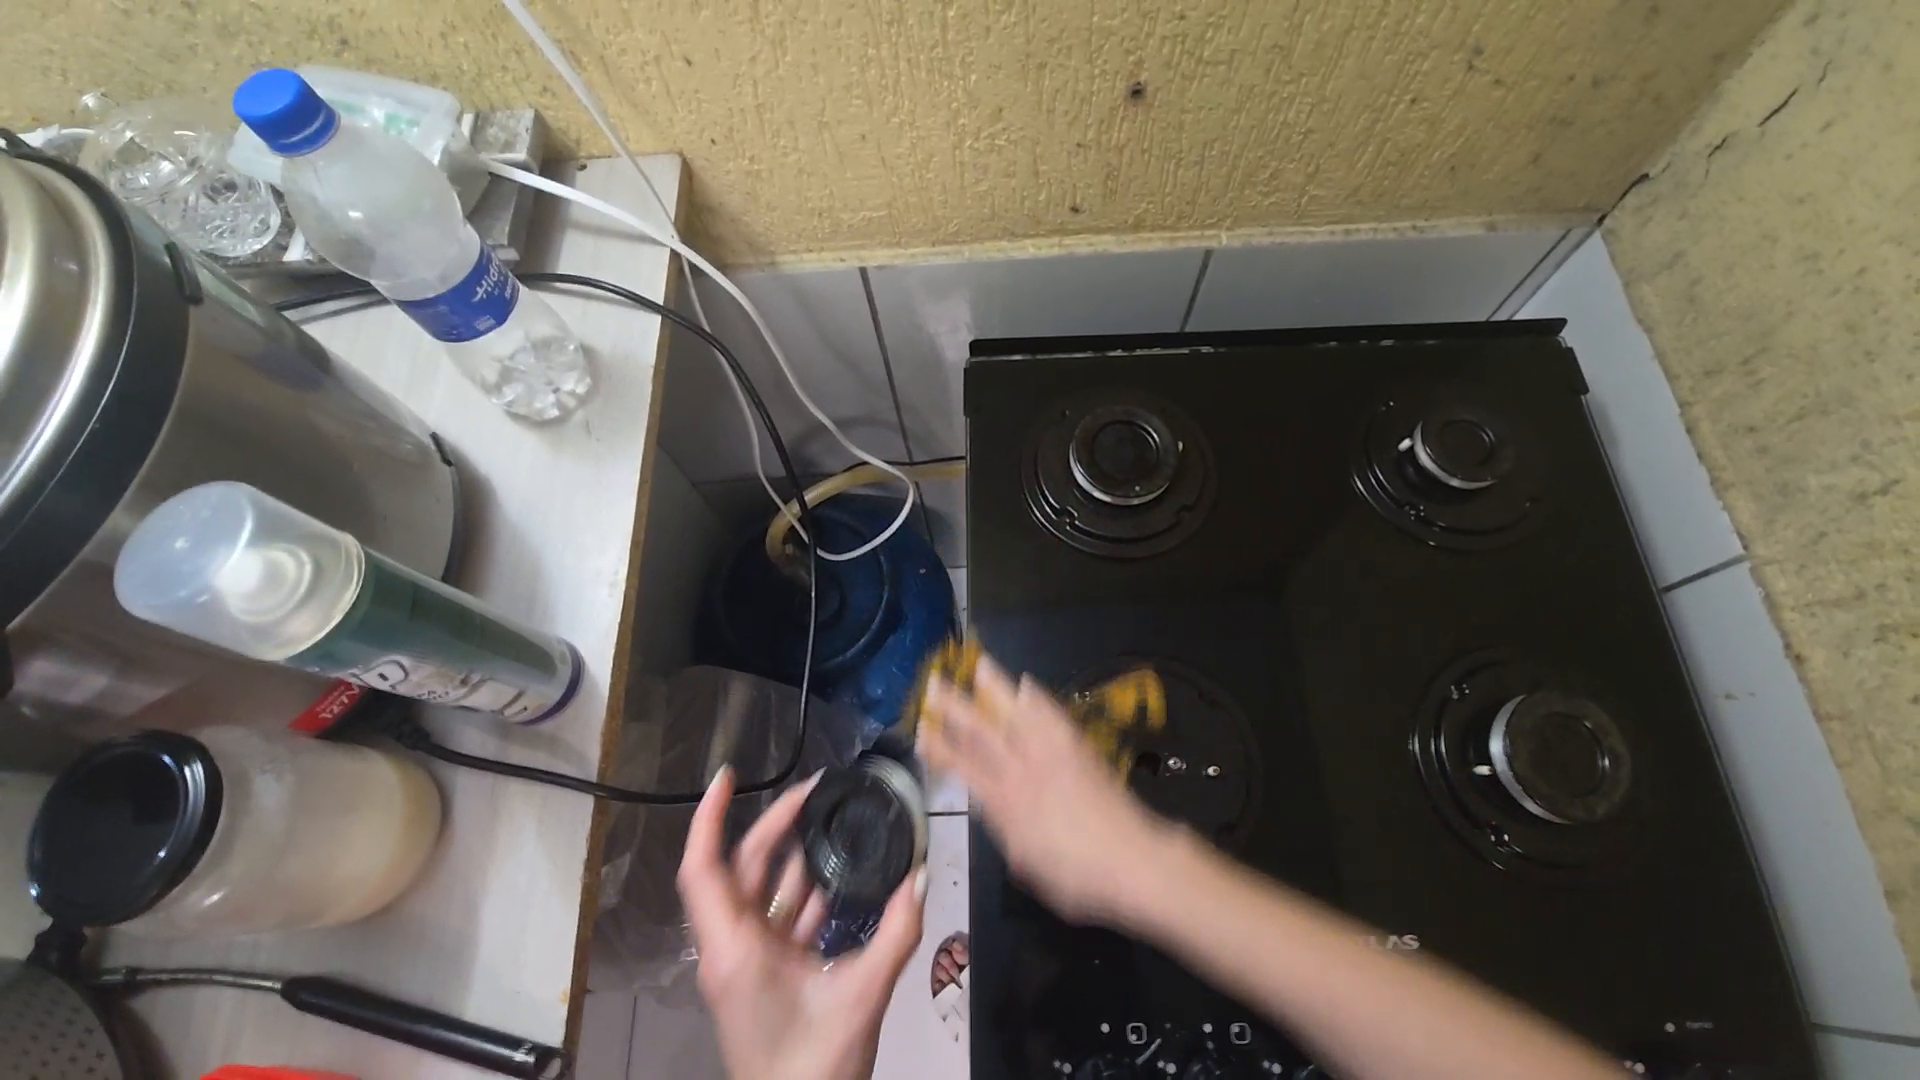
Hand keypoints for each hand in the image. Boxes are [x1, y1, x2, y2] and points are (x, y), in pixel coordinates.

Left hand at [678, 766, 926, 1079]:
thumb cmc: (814, 1066)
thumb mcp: (863, 995)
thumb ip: (897, 933)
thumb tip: (921, 876)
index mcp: (736, 948)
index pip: (704, 868)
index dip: (709, 818)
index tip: (728, 776)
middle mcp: (731, 948)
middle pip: (742, 869)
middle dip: (775, 827)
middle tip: (814, 793)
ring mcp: (745, 963)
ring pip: (759, 893)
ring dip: (790, 860)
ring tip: (828, 826)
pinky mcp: (763, 976)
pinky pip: (775, 920)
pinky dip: (800, 897)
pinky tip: (834, 884)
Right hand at [919, 653, 1171, 924]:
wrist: (1133, 860)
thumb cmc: (1077, 876)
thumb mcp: (1026, 861)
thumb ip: (1006, 829)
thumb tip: (994, 809)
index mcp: (1005, 803)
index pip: (962, 766)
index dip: (939, 747)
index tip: (921, 729)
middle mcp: (1024, 771)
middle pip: (982, 731)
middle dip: (955, 706)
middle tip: (935, 682)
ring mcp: (1053, 755)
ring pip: (1017, 713)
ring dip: (995, 689)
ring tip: (979, 665)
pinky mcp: (1079, 749)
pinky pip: (1053, 717)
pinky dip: (1038, 699)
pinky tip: (1028, 686)